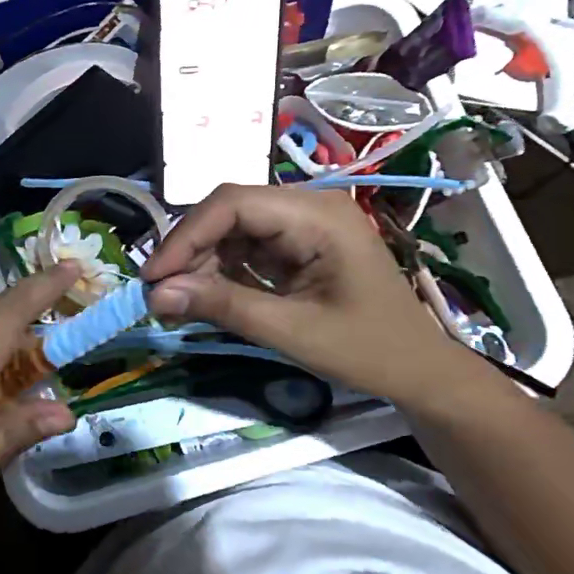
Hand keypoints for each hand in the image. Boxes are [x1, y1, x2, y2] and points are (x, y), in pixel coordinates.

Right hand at [141, 185, 482, 406]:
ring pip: (236, 228)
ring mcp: (307, 224)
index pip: (234, 203)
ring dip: (204, 261)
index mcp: (318, 215)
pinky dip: (225, 270)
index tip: (153, 277)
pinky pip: (251, 247)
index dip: (186, 235)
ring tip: (178, 300)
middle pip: (232, 210)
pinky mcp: (302, 245)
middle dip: (192, 249)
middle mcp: (310, 206)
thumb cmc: (367, 349)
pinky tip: (207, 295)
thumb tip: (156, 294)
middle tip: (160, 294)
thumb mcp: (292, 331)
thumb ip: (225, 306)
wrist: (420, 369)